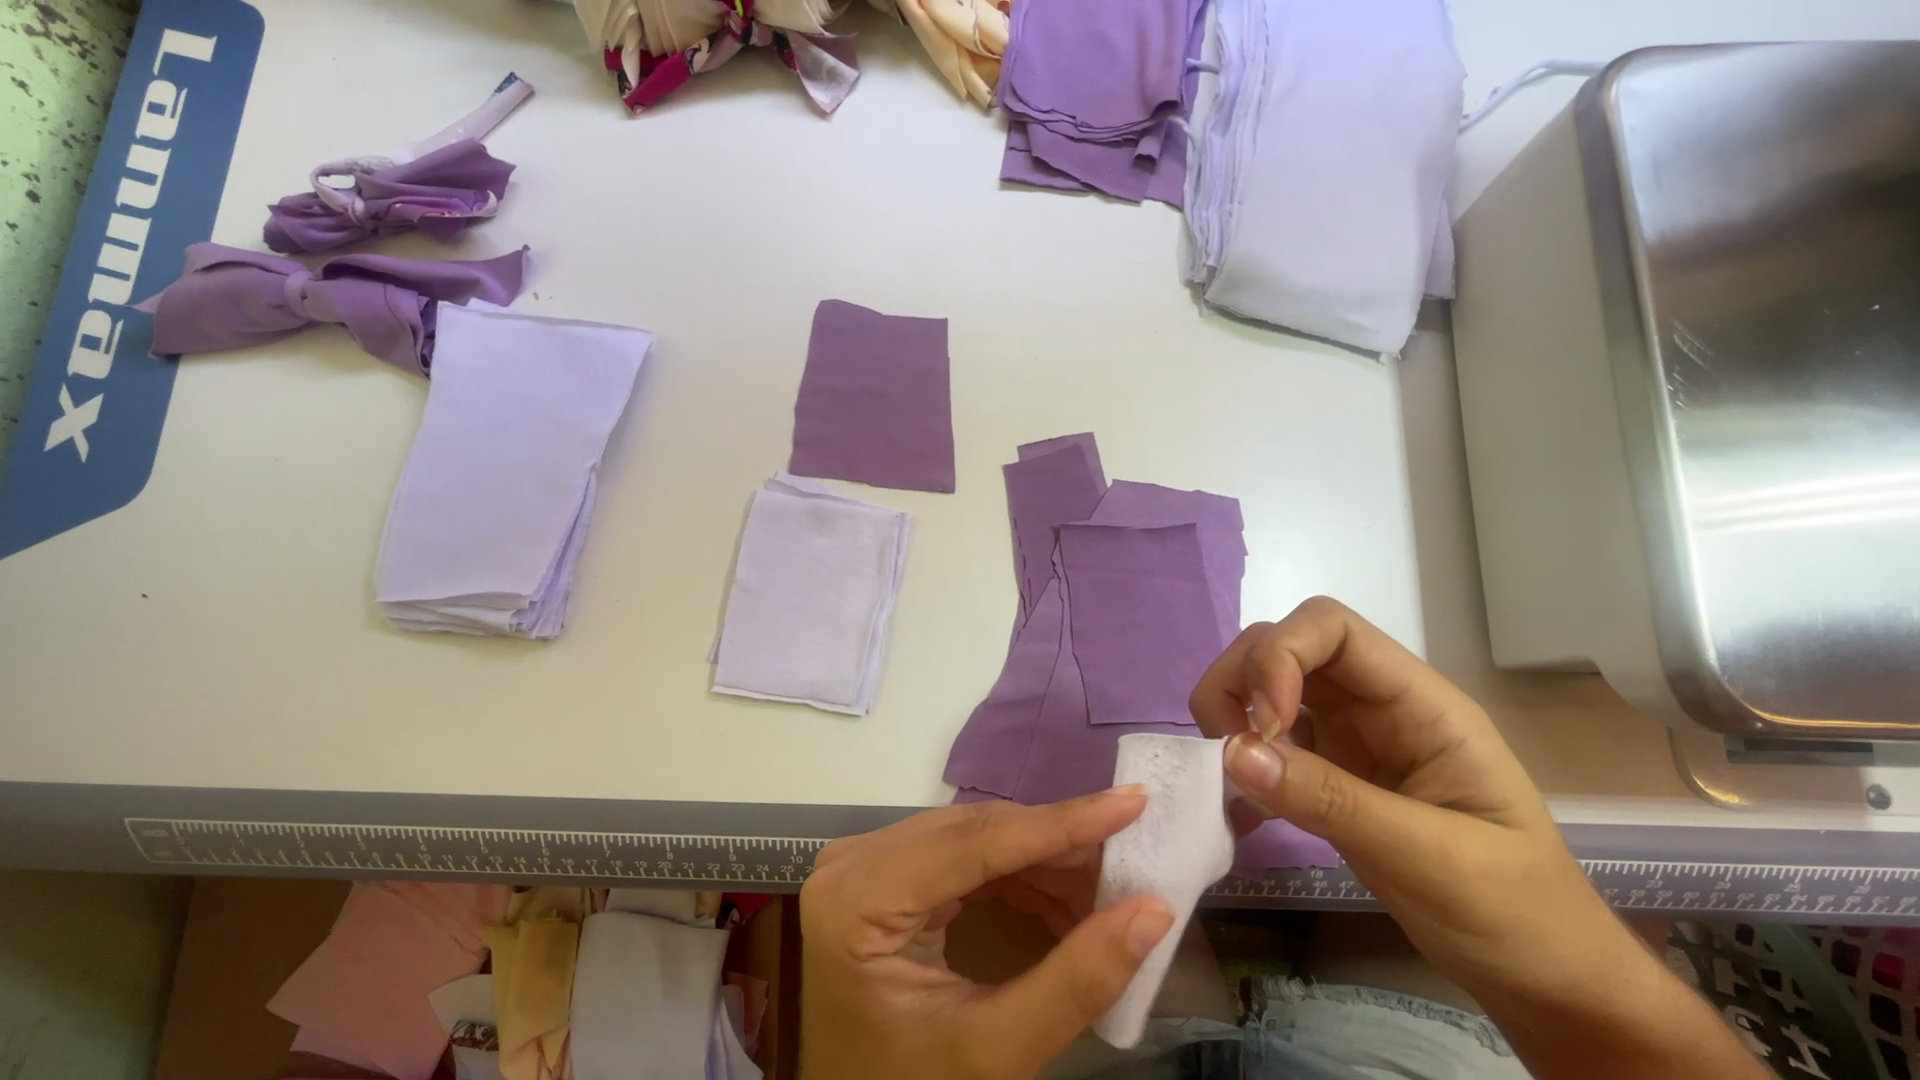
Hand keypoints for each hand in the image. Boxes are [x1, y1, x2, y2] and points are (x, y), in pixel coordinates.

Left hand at [799, 792, 1175, 1079]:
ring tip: (1107, 895)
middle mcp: (854, 862)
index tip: (1133, 803)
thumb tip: (1154, 911)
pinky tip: (1064, 901)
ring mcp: (866, 865)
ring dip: (1044, 863)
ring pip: (975, 838)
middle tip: (1133, 864)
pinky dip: (1018, 876)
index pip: (975, 843)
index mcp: (858, 900)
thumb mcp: (993, 1051)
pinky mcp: (884, 877)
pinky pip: (963, 857)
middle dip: (1059, 848)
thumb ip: (1074, 982)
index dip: (1060, 823)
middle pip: (975, 833)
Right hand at [1188, 595, 1592, 994]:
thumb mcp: (1431, 858)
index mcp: (1419, 704)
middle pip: (1284, 648)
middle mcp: (1376, 707)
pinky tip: (1239, 816)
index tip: (1262, 725)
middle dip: (1241, 684)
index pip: (1331, 628)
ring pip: (1264, 691)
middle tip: (1231, 754)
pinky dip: (1238, 768)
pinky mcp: (1328, 778)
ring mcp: (1349, 741)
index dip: (1280, 655)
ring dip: (1231, 722)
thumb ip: (1332, 801)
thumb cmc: (1516, 913)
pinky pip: (1266, 747)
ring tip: (1232, 787)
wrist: (1543, 976)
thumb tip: (1233, 753)